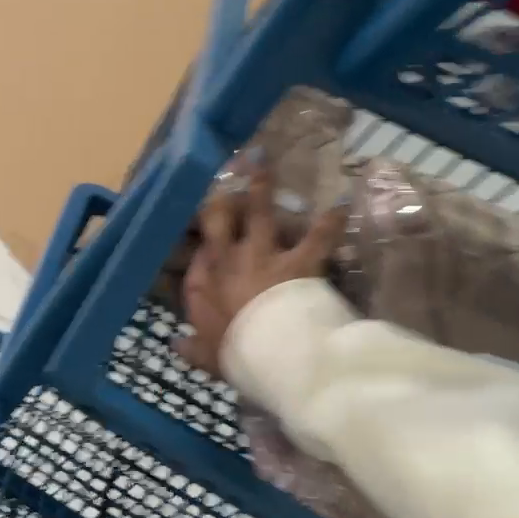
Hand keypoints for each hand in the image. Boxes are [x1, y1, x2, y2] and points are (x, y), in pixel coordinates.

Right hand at [176, 168, 344, 375]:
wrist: (275, 352)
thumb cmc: (237, 353)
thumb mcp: (208, 355)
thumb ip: (193, 348)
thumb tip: (177, 346)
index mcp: (203, 283)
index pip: (199, 253)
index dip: (201, 237)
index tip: (201, 228)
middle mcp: (230, 260)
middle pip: (221, 221)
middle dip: (221, 199)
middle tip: (222, 175)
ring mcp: (265, 256)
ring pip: (261, 214)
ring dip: (261, 188)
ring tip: (260, 162)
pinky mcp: (300, 260)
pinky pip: (318, 236)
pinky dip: (331, 220)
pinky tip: (341, 201)